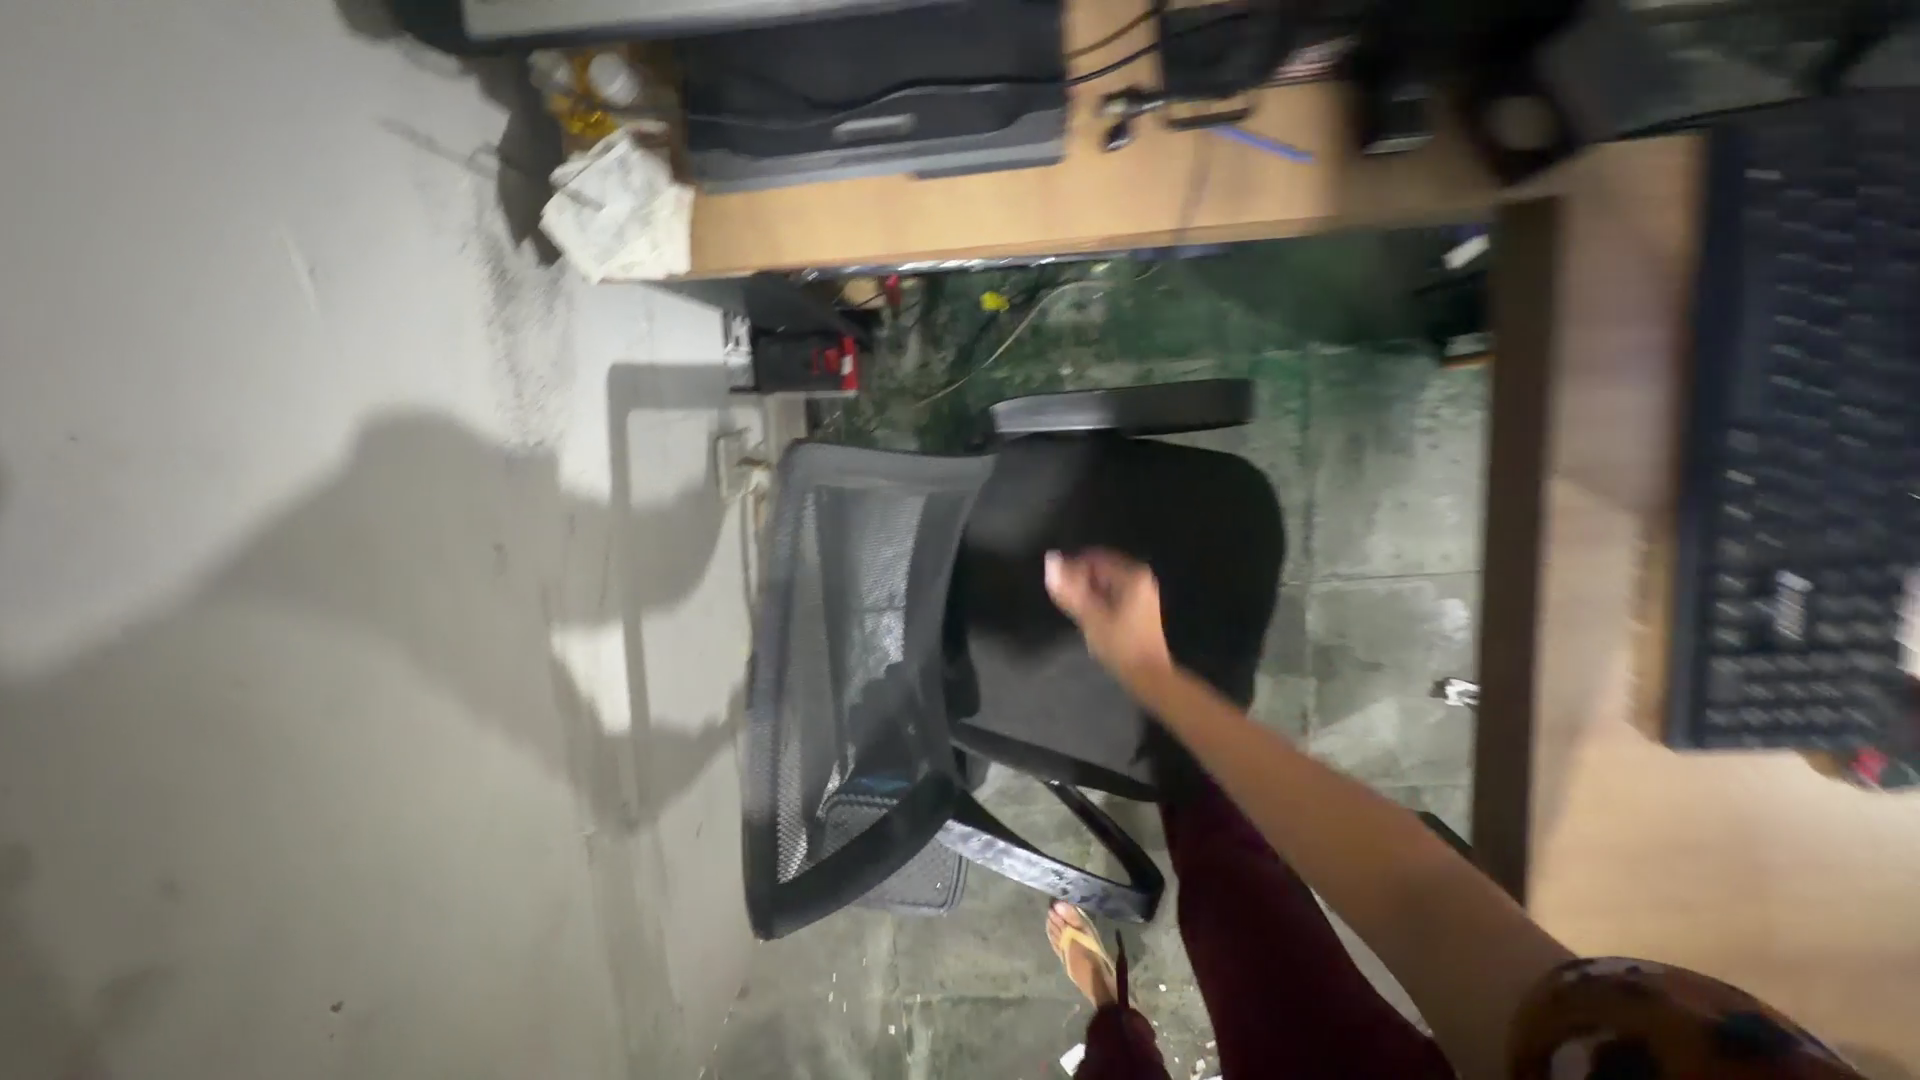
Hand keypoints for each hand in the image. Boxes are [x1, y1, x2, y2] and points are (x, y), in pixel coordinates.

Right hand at [1044, 549, 1172, 686]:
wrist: (1149, 675)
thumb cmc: (1120, 645)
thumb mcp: (1091, 616)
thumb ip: (1069, 588)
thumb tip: (1050, 560)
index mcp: (1132, 575)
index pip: (1094, 558)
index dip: (1071, 567)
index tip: (1056, 584)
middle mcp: (1140, 577)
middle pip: (1101, 568)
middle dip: (1080, 580)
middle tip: (1064, 598)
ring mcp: (1143, 592)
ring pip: (1106, 582)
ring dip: (1088, 591)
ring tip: (1075, 608)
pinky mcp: (1140, 607)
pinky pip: (1113, 593)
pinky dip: (1099, 599)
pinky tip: (1089, 615)